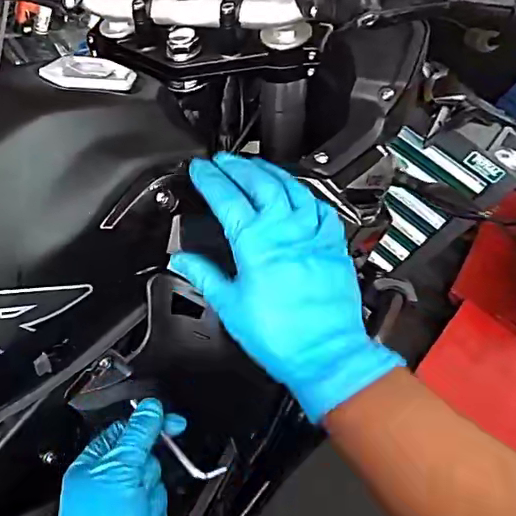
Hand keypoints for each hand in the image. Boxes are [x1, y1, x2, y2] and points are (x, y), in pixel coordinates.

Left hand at [42, 399, 184, 515]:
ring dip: (153, 497)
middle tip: (140, 487)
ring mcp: (121, 507)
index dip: (149, 424)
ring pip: (154, 484)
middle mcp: (104, 482)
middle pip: (144, 456)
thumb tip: (150, 410)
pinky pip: (157, 509)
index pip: (125, 429)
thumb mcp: (120, 473)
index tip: (172, 423)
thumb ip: (136, 436)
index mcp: (91, 463)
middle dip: (149, 471)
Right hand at [170, 153, 402, 421]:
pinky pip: (319, 205)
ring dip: (269, 171)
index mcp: (255, 244)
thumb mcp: (230, 306)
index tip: (198, 169)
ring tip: (254, 165)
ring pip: (291, 187)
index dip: (209, 179)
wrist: (326, 354)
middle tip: (221, 160)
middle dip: (236, 166)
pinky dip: (304, 192)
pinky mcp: (333, 244)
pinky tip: (297, 191)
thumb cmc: (282, 336)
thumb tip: (182, 260)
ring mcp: (312, 234)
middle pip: (259, 182)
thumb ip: (204, 275)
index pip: (226, 197)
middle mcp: (285, 231)